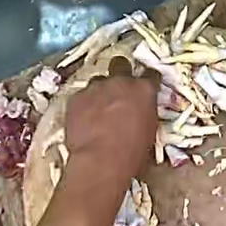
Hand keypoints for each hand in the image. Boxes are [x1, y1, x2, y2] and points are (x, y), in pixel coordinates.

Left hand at [60, 70, 157, 186]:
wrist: (101, 161)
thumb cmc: (134, 151)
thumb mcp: (150, 130)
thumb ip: (146, 112)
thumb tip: (141, 112)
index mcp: (144, 89)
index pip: (150, 74)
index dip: (148, 80)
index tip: (147, 86)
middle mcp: (121, 82)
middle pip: (121, 64)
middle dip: (121, 72)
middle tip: (120, 89)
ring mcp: (95, 88)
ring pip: (98, 80)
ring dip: (101, 90)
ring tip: (100, 108)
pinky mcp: (75, 98)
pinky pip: (81, 96)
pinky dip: (84, 104)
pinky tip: (85, 119)